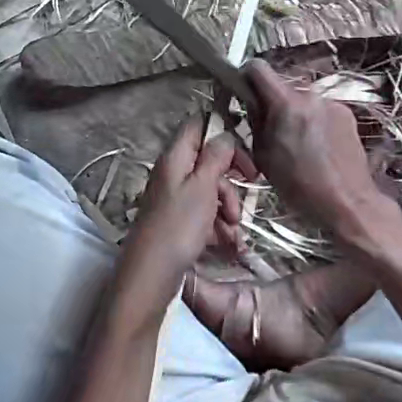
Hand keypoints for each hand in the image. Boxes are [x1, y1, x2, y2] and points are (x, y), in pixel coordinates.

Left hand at [125, 116, 245, 277]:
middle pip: (210, 159)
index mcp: (176, 157)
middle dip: (232, 176)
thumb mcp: (202, 187)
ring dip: (229, 205)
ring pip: (212, 188)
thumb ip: (216, 157)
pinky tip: (230, 242)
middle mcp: (174, 172)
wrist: (150, 277)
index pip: (199, 124)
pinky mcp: (180, 221)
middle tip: (251, 186)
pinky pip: (206, 212)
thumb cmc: (178, 227)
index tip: (245, 148)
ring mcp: (176, 198)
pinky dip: (219, 224)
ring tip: (234, 229)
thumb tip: (225, 134)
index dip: (223, 131)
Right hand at [243, 61, 395, 250]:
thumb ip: (256, 122)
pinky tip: (318, 148)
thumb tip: (252, 103)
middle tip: (273, 131)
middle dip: (274, 104)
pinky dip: (316, 122)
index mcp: (285, 104)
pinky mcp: (346, 113)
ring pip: (303, 101)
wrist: (346, 201)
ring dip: (296, 114)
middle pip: (283, 88)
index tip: (245, 89)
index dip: (247, 76)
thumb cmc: (301, 187)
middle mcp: (310, 96)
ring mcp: (331, 103)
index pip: (258, 68)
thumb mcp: (264, 156)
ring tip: (299, 146)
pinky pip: (322, 110)